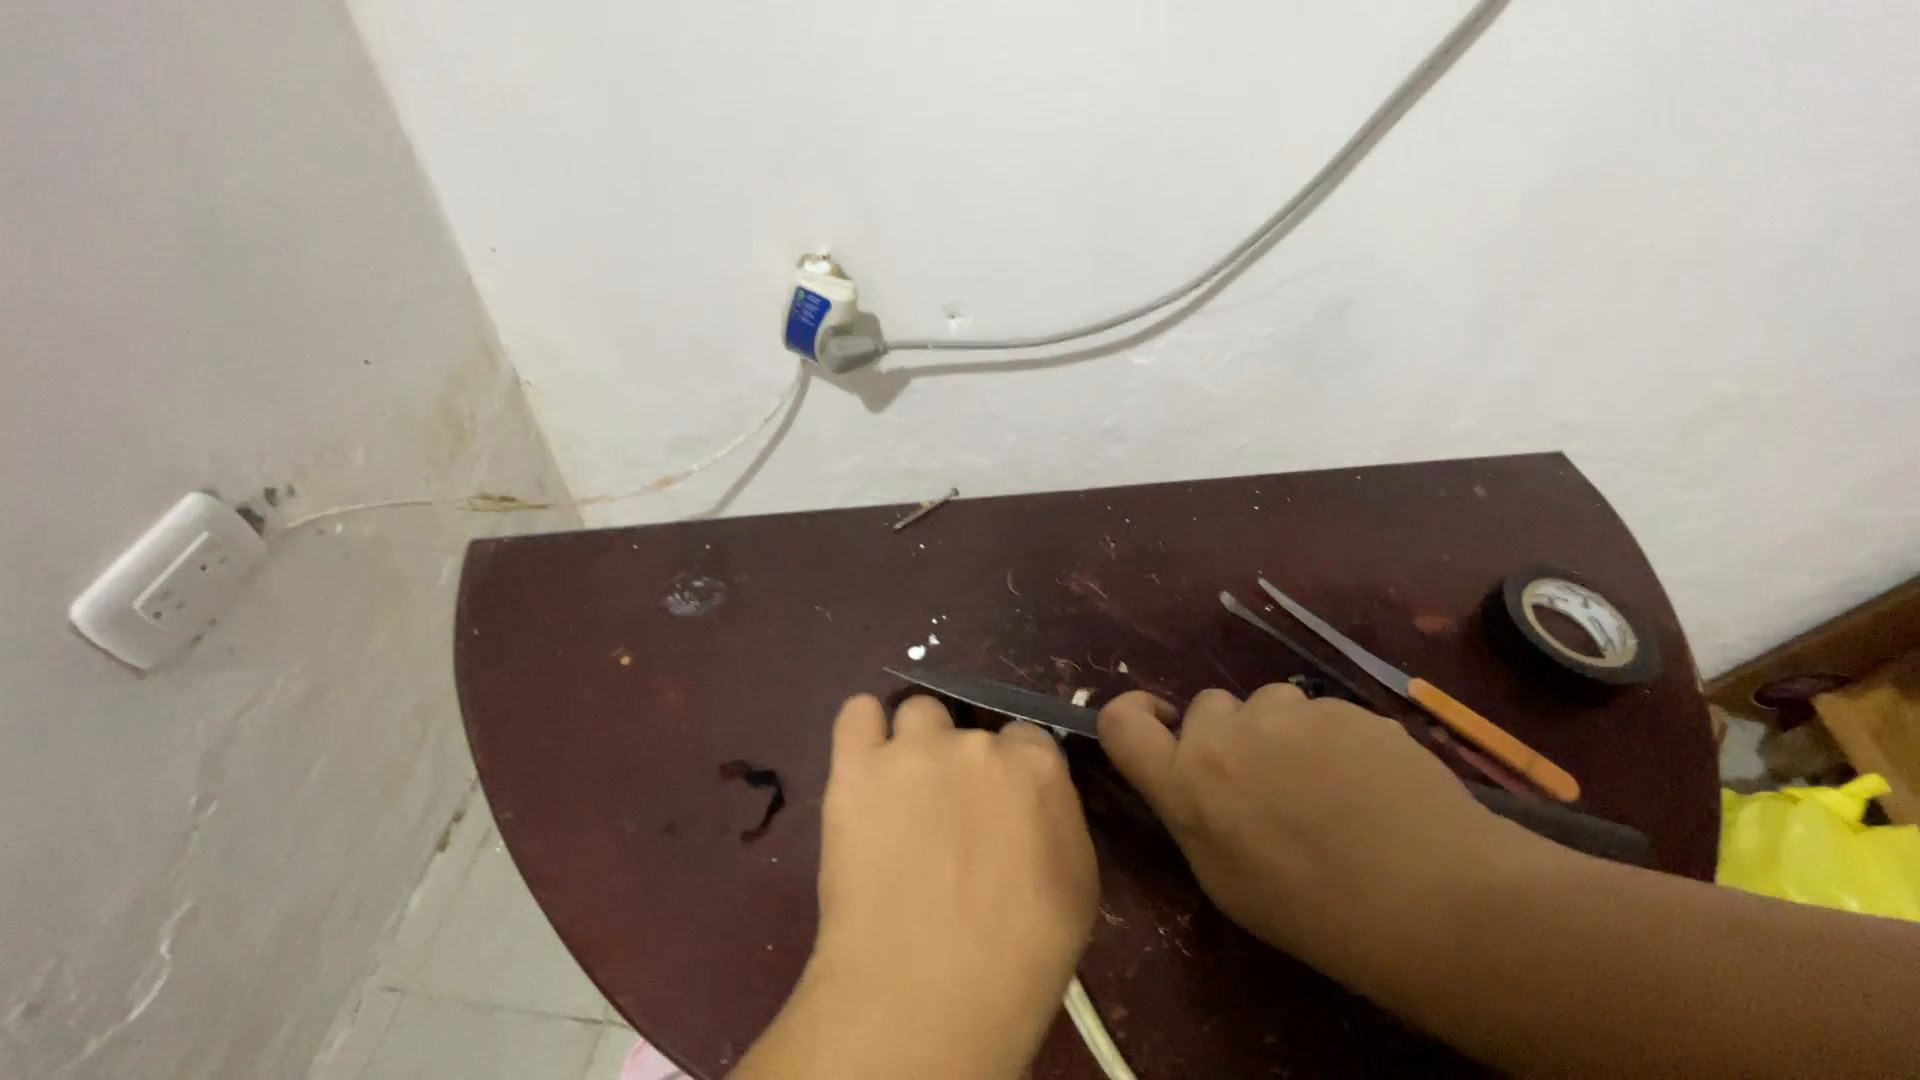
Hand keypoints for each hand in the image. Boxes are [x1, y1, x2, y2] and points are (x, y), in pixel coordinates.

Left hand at [737, 694, 1096, 1079]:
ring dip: (915, 742)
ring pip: (916, 713)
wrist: (928, 988)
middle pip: (969, 729)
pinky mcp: (855, 767)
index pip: (1025, 739)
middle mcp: (976, 742)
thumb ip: (1057, 821)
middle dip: (963, 764)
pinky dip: (863, 730)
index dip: (1012, 772)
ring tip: (904, 790)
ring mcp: (913, 749)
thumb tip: (1033, 806)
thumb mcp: (1077, 884)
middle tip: (949, 816)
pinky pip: (857, 713)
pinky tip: (865, 761)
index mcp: (1037, 766)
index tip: (999, 807)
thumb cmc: (1021, 954)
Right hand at [1097, 684, 1533, 983]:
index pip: (1121, 722)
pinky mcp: (1344, 708)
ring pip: (1270, 704)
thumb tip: (1205, 783)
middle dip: (1229, 734)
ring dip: (1284, 732)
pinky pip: (1325, 712)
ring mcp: (1287, 715)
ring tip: (1329, 785)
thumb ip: (1197, 813)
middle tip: (1268, 781)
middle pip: (1207, 707)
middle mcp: (1224, 736)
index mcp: (1184, 784)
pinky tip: (1372, 784)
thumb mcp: (1225, 878)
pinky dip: (1337, 738)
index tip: (1160, 721)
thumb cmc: (1314, 911)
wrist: (1430, 898)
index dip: (1133, 712)